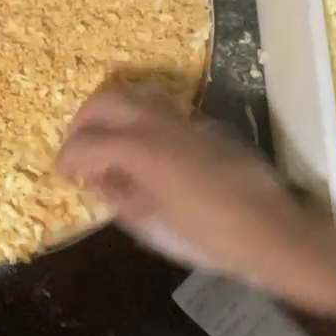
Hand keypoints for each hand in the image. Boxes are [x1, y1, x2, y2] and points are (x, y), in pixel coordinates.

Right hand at [56, 91, 335, 320]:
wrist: (275, 236)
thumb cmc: (209, 239)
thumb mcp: (151, 226)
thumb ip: (117, 196)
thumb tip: (97, 180)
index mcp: (143, 150)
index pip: (88, 141)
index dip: (67, 156)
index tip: (59, 172)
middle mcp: (161, 124)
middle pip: (106, 101)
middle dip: (82, 122)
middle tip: (75, 150)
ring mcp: (186, 120)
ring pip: (134, 96)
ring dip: (110, 114)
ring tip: (104, 144)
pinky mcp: (206, 126)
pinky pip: (160, 109)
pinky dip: (138, 120)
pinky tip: (142, 151)